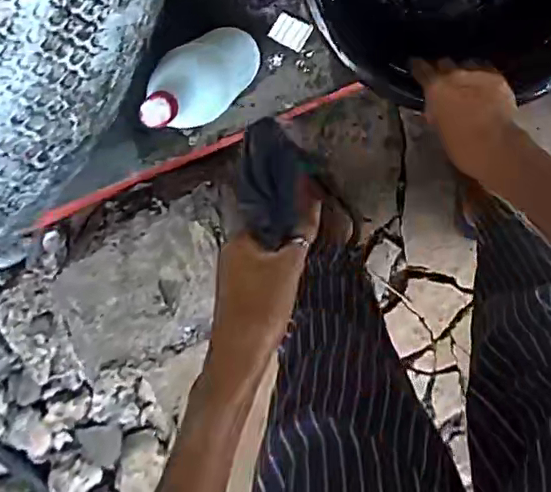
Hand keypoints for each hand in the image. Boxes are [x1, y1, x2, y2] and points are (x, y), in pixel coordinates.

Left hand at [206, 192, 319, 374]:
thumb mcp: (290, 264)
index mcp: (238, 238)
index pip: (266, 206)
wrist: (240, 361)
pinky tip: (297, 266)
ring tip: (313, 238)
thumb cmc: (263, 306)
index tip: (313, 192)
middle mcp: (232, 249)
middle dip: (290, 223)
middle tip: (318, 216)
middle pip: (266, 226)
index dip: (290, 198)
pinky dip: (280, 262)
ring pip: (266, 247)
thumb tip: (312, 191)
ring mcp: (234, 271)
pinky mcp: (240, 290)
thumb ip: (302, 228)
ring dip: (286, 244)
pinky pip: (263, 264)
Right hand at [411, 58, 531, 185]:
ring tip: (469, 84)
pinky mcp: (497, 77)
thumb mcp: (440, 131)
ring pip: (467, 64)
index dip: (419, 67)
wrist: (497, 146)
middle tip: (446, 82)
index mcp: (435, 89)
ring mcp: (477, 73)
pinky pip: (486, 71)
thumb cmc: (463, 147)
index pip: (421, 69)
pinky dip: (484, 78)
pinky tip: (487, 87)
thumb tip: (433, 108)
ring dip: (465, 73)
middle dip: (444, 70)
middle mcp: (454, 74)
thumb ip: (434, 113)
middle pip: (445, 63)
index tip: (418, 65)